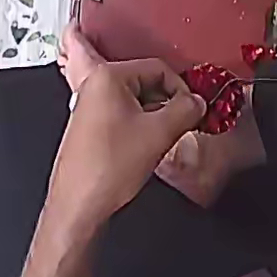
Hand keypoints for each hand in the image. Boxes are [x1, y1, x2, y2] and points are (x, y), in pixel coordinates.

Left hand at [47, 59, 204, 230]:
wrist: (77, 208)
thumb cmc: (111, 166)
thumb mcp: (159, 133)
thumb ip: (186, 110)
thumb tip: (198, 101)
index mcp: (109, 77)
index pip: (159, 68)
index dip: (181, 89)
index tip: (193, 109)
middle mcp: (96, 86)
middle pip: (148, 82)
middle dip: (169, 103)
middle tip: (183, 124)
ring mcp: (91, 106)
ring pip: (138, 101)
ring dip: (157, 117)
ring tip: (165, 139)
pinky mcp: (90, 126)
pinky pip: (125, 115)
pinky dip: (142, 126)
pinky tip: (147, 147)